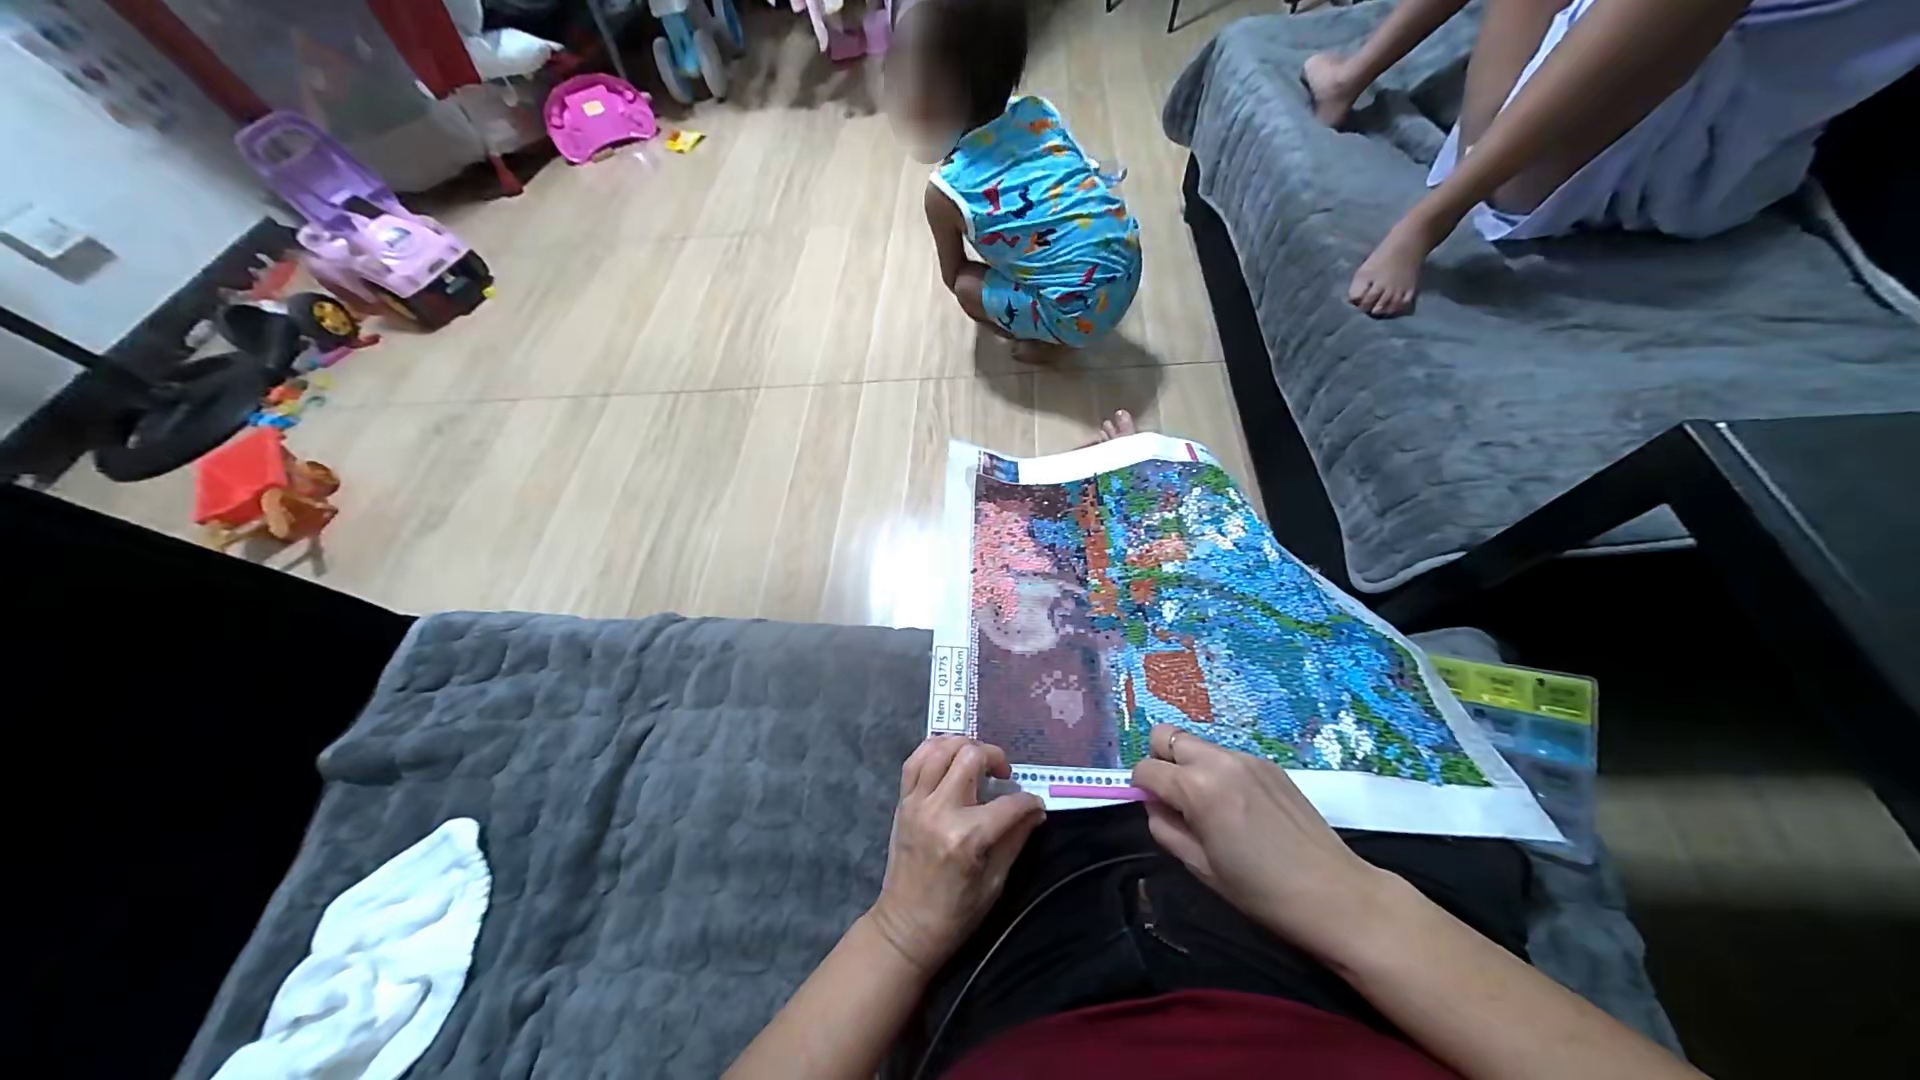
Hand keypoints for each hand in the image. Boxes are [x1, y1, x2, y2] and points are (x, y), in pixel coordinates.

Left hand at [867, 737, 1046, 973]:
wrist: (905, 927)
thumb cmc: (955, 913)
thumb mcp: (995, 882)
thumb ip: (1015, 838)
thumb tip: (1035, 810)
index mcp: (967, 837)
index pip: (1009, 803)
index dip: (1029, 802)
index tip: (1035, 806)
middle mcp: (940, 811)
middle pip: (971, 756)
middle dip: (996, 757)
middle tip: (1003, 774)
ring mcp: (917, 802)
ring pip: (940, 748)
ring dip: (964, 746)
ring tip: (977, 760)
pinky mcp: (902, 801)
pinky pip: (915, 760)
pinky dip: (934, 749)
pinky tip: (949, 755)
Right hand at [1130, 724, 1390, 955]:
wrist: (1337, 896)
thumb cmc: (1261, 891)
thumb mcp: (1198, 867)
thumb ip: (1164, 827)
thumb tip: (1155, 805)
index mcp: (1197, 788)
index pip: (1145, 768)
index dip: (1141, 789)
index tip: (1154, 809)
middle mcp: (1219, 761)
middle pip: (1165, 735)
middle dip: (1161, 761)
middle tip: (1176, 798)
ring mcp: (1247, 758)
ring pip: (1197, 744)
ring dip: (1190, 765)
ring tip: (1211, 805)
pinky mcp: (1269, 763)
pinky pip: (1226, 755)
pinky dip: (1219, 772)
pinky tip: (1241, 807)